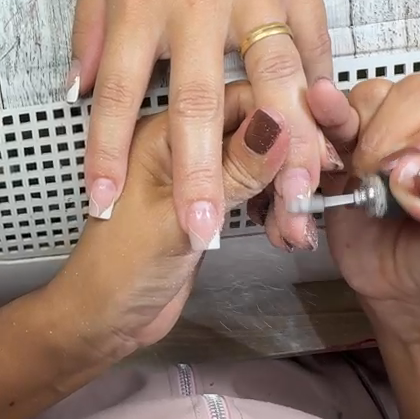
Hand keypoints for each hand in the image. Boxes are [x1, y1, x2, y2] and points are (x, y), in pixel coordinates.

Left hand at [45, 84, 287, 359]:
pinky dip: (273, 208)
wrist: (105, 318)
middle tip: (305, 202)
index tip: (314, 159)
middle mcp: (182, 142)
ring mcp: (197, 173)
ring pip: (259, 163)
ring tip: (292, 230)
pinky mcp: (209, 202)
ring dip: (283, 193)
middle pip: (255, 130)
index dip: (282, 124)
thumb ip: (232, 171)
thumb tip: (282, 121)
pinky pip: (253, 190)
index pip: (239, 101)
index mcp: (163, 130)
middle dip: (288, 164)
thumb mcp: (180, 219)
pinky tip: (282, 231)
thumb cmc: (122, 268)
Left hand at [70, 0, 333, 255]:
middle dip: (199, 175)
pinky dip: (322, 93)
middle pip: (195, 103)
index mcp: (137, 1)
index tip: (100, 203)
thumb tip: (76, 88)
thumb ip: (88, 28)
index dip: (104, 153)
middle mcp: (194, 4)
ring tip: (293, 201)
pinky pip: (313, 45)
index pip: (113, 93)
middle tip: (201, 232)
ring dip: (283, 147)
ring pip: (272, 81)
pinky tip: (328, 136)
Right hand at [313, 75, 419, 336]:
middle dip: (398, 138)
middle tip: (387, 184)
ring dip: (364, 136)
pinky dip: (326, 121)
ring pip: (377, 94)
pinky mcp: (347, 135)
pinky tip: (327, 144)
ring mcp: (392, 125)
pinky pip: (334, 110)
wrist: (400, 288)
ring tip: (363, 179)